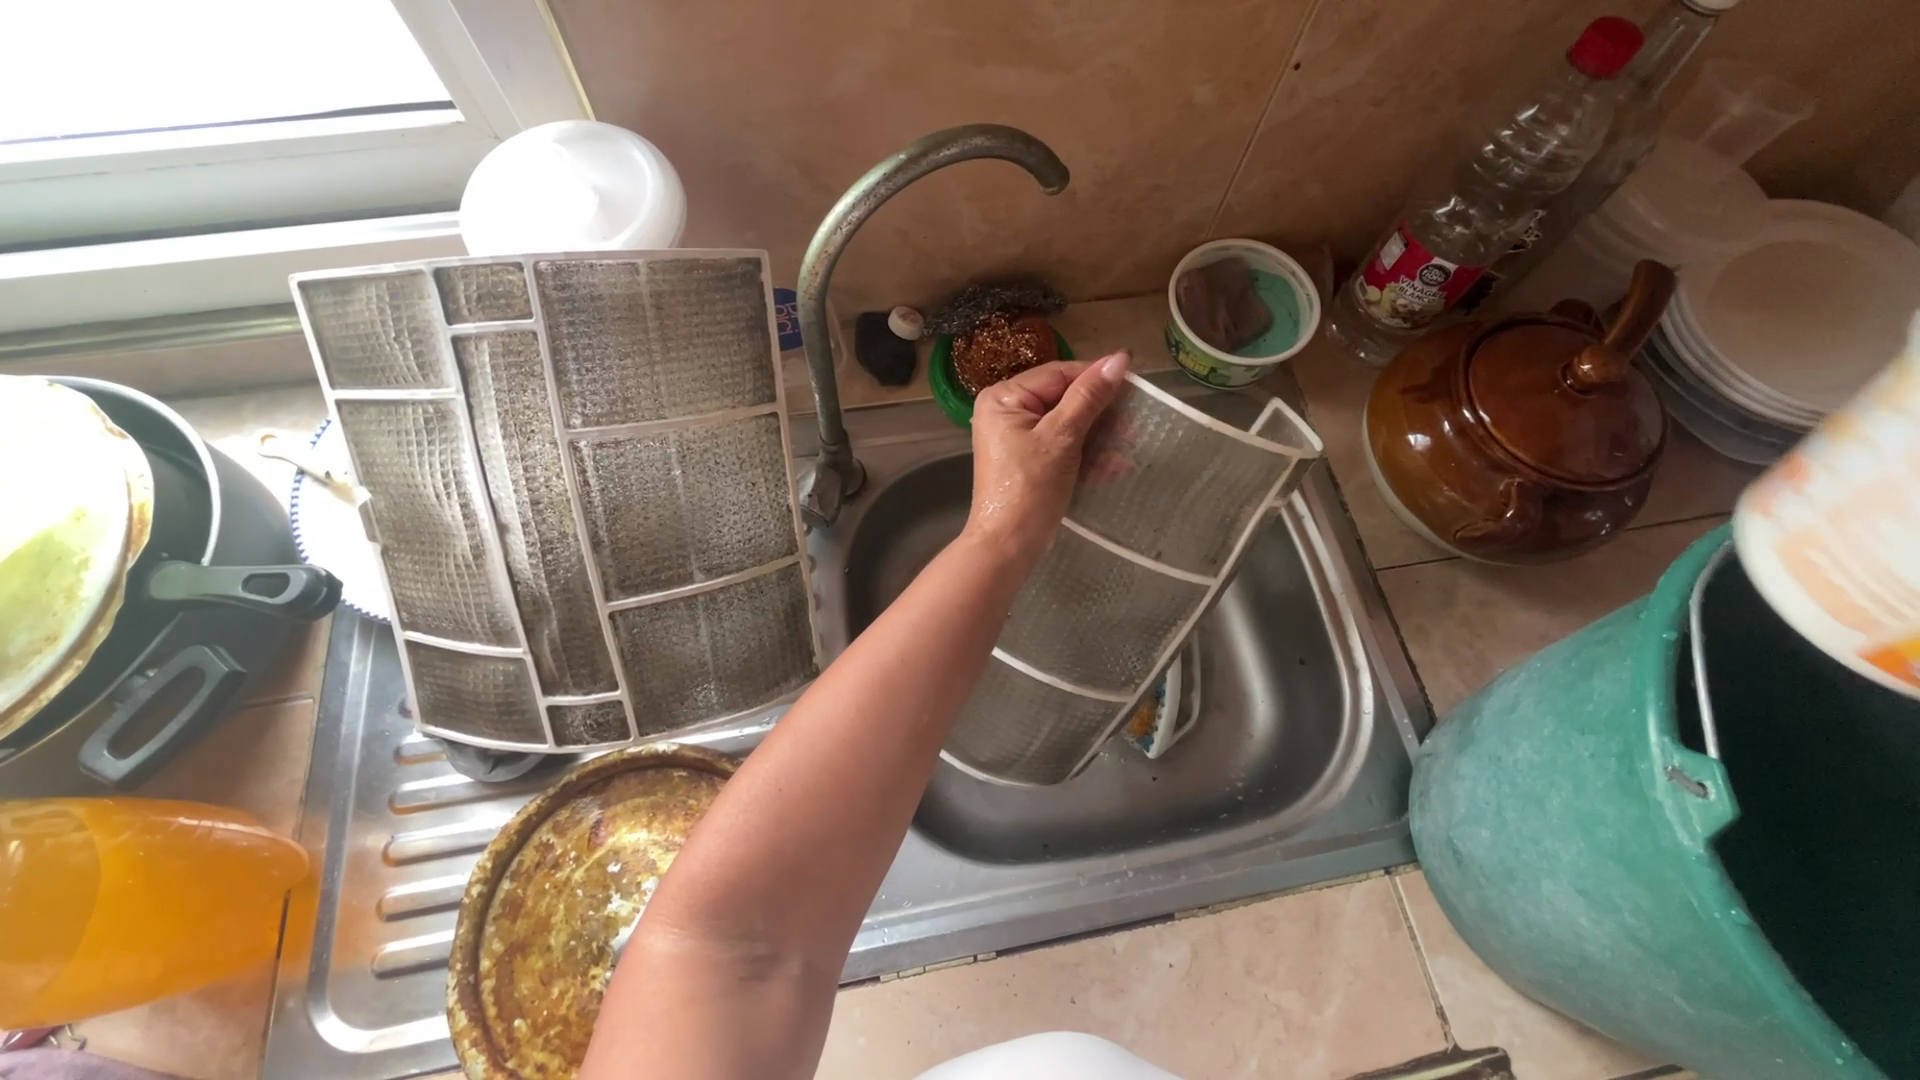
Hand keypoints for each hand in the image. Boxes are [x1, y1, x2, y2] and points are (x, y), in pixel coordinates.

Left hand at [964, 351, 1129, 565]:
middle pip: (1064, 398)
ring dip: (1100, 435)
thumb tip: (1119, 359)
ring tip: (1131, 442)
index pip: (1058, 373)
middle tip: (1136, 419)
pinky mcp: (1030, 461)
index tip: (1135, 382)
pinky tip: (1115, 465)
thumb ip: (1089, 397)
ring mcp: (1017, 438)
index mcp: (1004, 397)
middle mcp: (1007, 412)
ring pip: (1068, 424)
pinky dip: (1087, 454)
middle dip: (1101, 412)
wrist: (1008, 545)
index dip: (1096, 377)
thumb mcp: (1061, 438)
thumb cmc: (1029, 488)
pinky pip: (1062, 446)